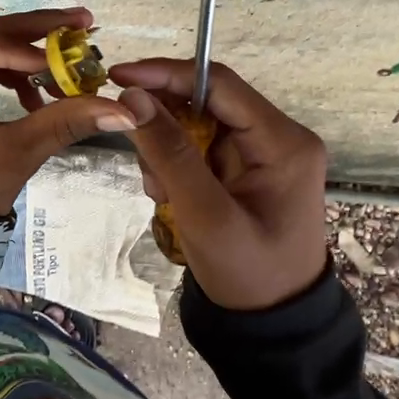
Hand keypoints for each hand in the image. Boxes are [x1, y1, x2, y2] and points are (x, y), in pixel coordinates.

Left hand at [0, 9, 135, 214]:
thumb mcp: (16, 152)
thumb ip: (64, 121)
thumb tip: (122, 109)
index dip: (19, 45)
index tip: (63, 56)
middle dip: (32, 33)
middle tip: (82, 22)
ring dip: (28, 55)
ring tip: (70, 65)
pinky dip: (15, 74)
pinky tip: (41, 96)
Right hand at [109, 58, 328, 311]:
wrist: (271, 324)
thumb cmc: (247, 272)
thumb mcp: (205, 214)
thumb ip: (168, 152)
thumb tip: (131, 95)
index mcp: (283, 142)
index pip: (217, 83)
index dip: (164, 73)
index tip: (115, 77)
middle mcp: (276, 136)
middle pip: (203, 98)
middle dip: (161, 120)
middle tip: (136, 153)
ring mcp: (260, 151)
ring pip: (192, 119)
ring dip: (162, 145)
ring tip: (158, 188)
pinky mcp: (242, 166)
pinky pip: (194, 141)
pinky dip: (170, 160)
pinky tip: (167, 192)